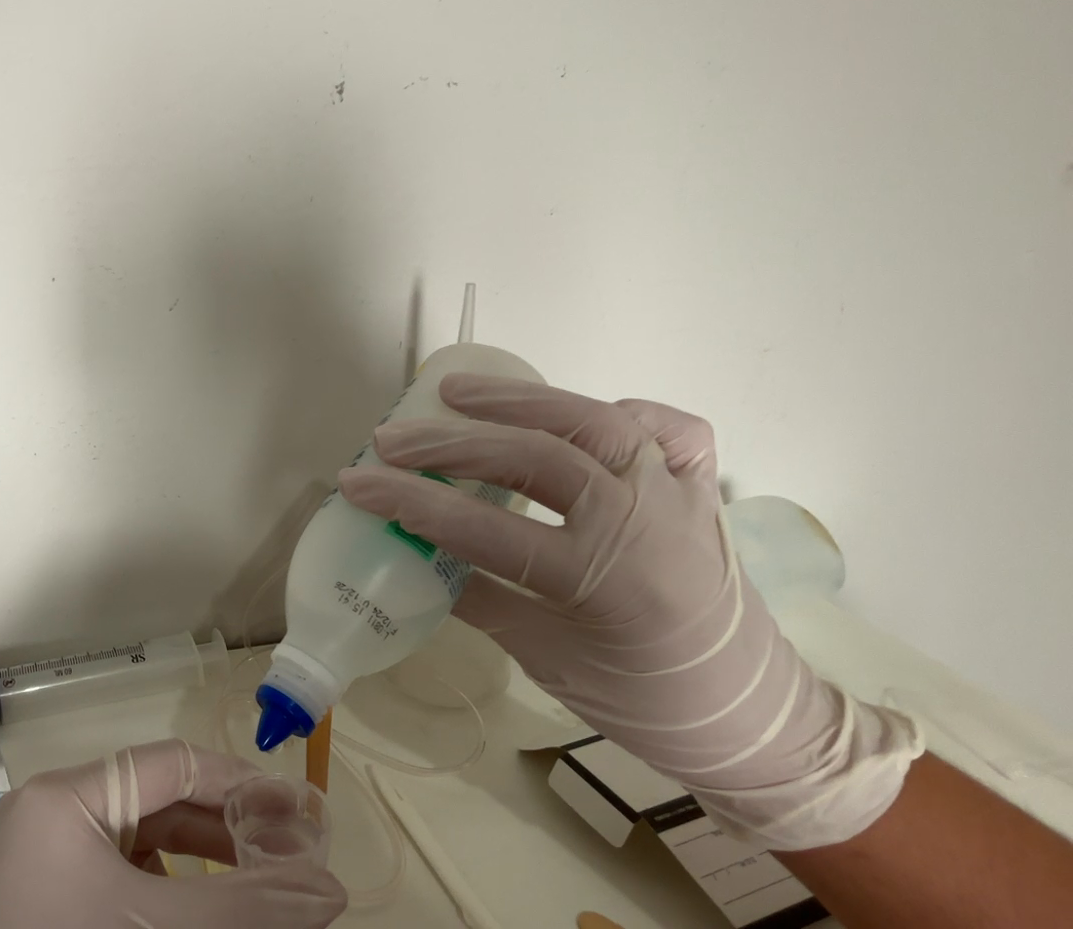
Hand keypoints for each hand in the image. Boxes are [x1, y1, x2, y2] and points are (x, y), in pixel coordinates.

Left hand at [0, 739, 345, 928]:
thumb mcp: (157, 926)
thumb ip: (244, 906)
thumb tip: (332, 891)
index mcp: (66, 797)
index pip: (171, 764)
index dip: (239, 784)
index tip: (300, 815)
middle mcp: (52, 816)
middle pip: (158, 803)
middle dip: (229, 831)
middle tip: (294, 860)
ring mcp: (45, 862)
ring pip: (141, 846)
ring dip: (204, 864)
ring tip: (262, 889)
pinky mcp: (47, 902)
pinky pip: (118, 880)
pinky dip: (167, 892)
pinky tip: (205, 914)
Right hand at [339, 374, 920, 850]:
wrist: (757, 722)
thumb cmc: (644, 705)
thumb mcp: (546, 658)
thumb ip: (480, 598)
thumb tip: (415, 554)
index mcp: (604, 581)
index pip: (485, 529)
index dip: (411, 504)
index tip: (357, 484)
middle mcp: (646, 523)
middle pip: (537, 458)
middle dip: (452, 444)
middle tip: (391, 438)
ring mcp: (679, 496)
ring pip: (595, 422)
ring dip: (518, 401)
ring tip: (455, 391)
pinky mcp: (700, 489)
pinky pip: (666, 429)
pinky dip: (620, 411)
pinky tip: (577, 417)